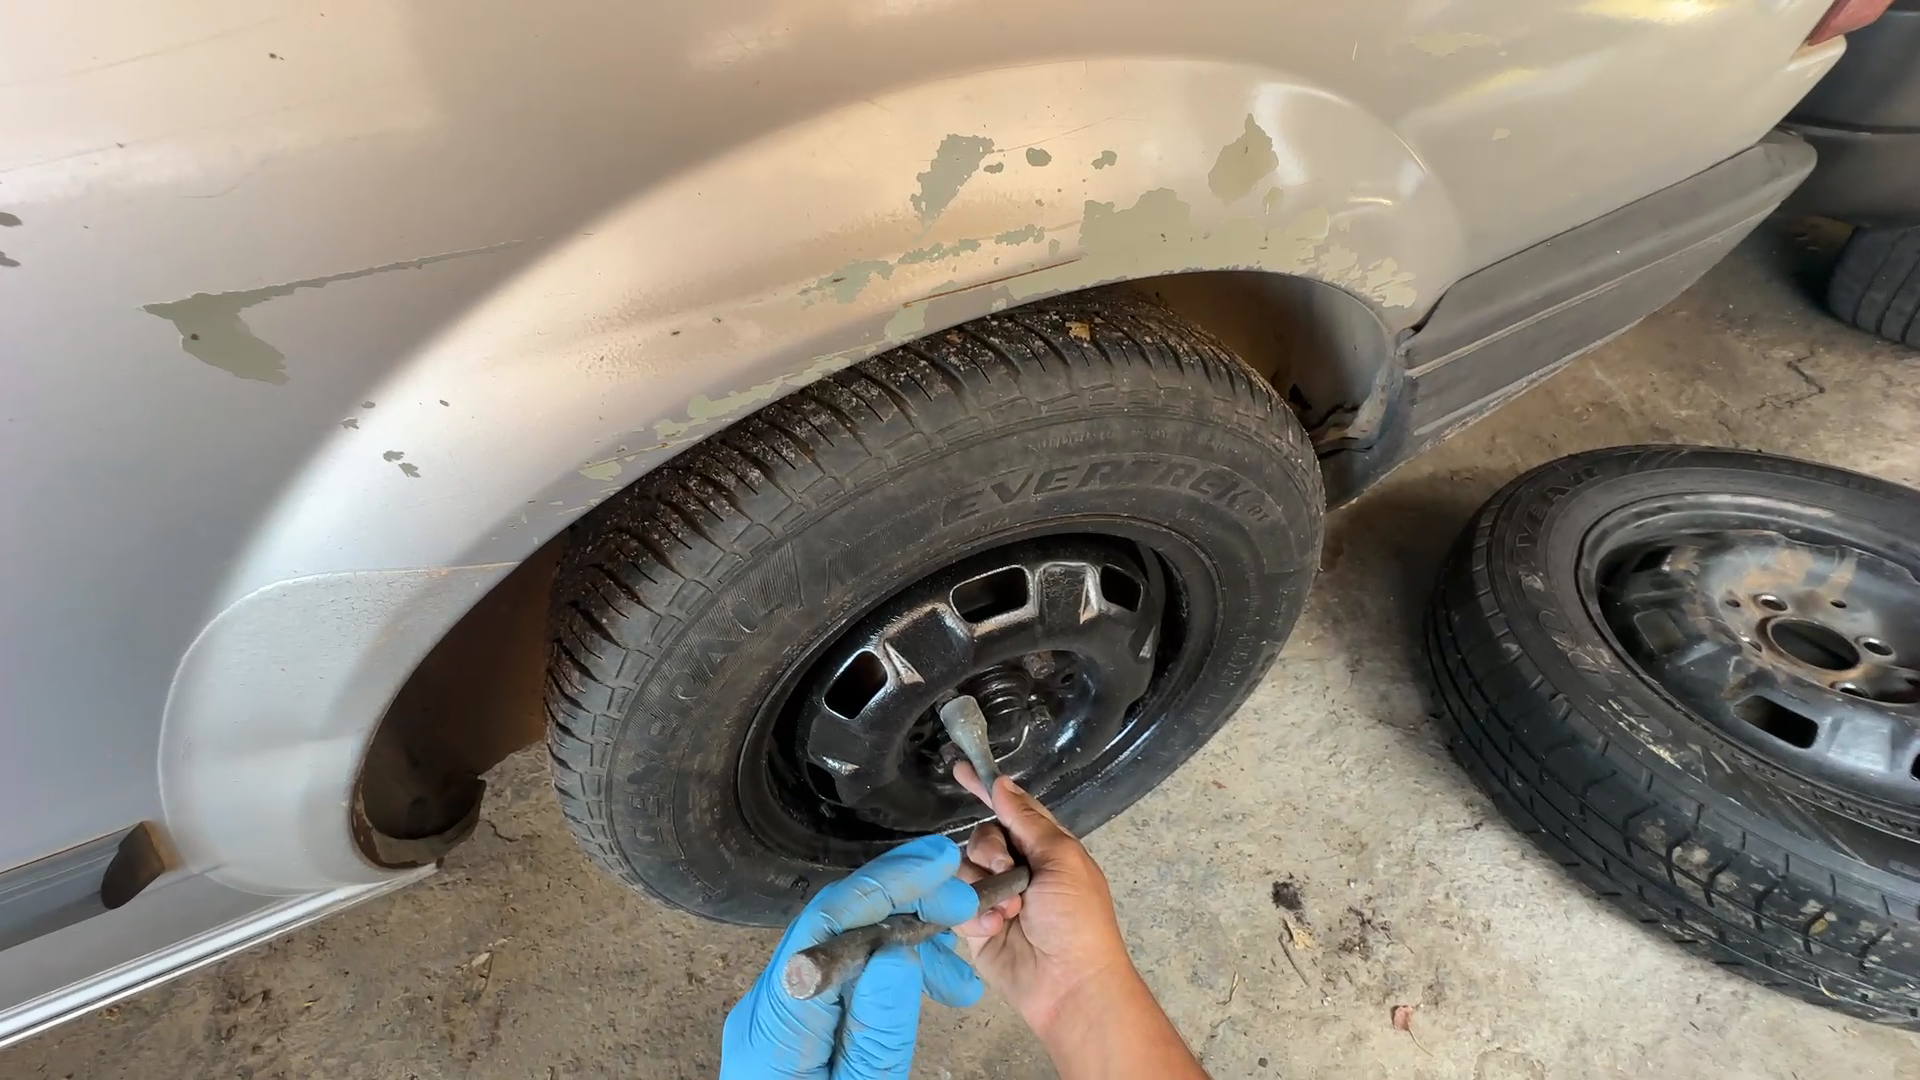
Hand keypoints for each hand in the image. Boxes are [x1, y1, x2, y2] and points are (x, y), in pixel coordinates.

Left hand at [720, 835, 984, 1079]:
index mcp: (774, 1030)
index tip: (939, 865)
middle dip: (908, 900)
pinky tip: (935, 982)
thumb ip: (877, 1033)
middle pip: (837, 919)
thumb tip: (897, 948)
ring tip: (961, 964)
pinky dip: (895, 965)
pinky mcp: (799, 1016)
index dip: (887, 880)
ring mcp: (780, 1008)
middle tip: (965, 905)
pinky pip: (850, 969)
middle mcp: (768, 1004)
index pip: (827, 924)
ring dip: (911, 935)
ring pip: (850, 939)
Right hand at [950, 767, 1136, 1039]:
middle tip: (1007, 871)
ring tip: (1008, 909)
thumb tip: (1001, 783)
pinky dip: (973, 911)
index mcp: (1044, 846)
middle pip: (983, 835)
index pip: (1011, 807)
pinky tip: (994, 926)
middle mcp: (1017, 866)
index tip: (960, 768)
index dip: (986, 789)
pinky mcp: (975, 924)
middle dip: (991, 850)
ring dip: (984, 884)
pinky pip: (956, 900)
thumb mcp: (1061, 858)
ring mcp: (995, 895)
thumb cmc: (1077, 917)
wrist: (1068, 986)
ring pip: (965, 866)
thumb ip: (1026, 819)